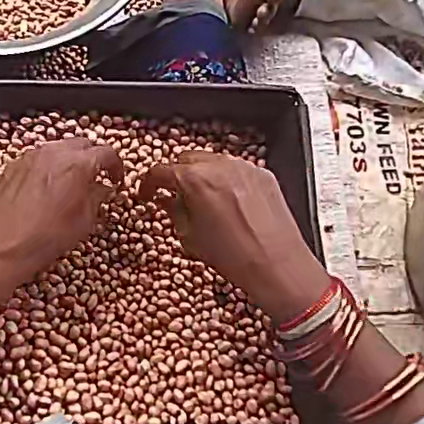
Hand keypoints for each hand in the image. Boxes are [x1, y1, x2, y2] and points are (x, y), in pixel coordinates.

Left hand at [0, 137, 124, 280]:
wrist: (2, 246)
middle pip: (82, 144)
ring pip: (59, 148)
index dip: (116, 166)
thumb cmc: (44, 238)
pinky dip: (49, 166)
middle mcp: (54, 153)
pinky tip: (48, 187)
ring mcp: (31, 157)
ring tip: (72, 183)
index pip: (106, 153)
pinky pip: (39, 158)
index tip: (116, 178)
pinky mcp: (14, 166)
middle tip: (97, 178)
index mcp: (77, 164)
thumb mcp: (83, 221)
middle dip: (93, 158)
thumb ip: (97, 197)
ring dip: (70, 160)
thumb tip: (102, 188)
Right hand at [137, 151, 328, 322]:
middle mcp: (219, 166)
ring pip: (212, 161)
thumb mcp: (190, 236)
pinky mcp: (263, 174)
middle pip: (186, 159)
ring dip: (201, 176)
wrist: (276, 264)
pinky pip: (235, 170)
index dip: (148, 184)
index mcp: (194, 179)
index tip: (147, 193)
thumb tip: (167, 201)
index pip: (160, 171)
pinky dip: (225, 180)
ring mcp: (243, 167)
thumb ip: (174, 211)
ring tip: (201, 201)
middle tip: (173, 196)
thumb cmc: (234, 255)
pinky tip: (226, 203)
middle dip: (176, 176)